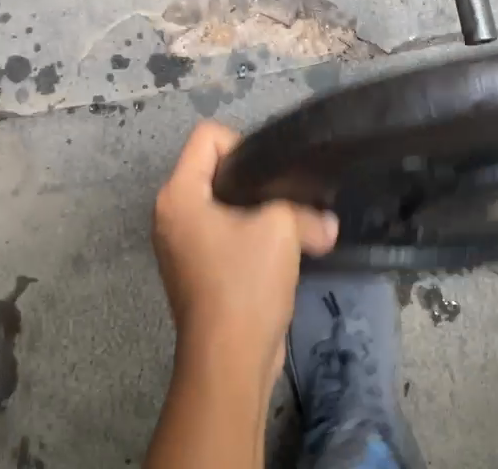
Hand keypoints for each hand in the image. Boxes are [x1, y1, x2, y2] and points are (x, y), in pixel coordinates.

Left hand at [152, 122, 338, 392]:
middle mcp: (170, 215)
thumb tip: (328, 225)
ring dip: (257, 213)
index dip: (245, 145)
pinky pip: (225, 235)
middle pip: (216, 170)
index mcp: (178, 195)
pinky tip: (280, 253)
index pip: (208, 137)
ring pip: (224, 205)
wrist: (230, 360)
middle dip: (256, 180)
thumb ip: (306, 212)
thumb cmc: (246, 283)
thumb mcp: (281, 229)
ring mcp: (180, 246)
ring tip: (289, 226)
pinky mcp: (196, 272)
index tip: (272, 174)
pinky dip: (250, 238)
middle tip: (286, 197)